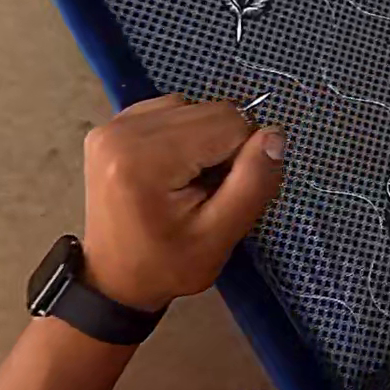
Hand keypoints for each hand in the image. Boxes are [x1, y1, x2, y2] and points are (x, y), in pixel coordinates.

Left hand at [79, 94, 284, 311]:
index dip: (243, 157)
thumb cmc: (170, 264)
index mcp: (146, 157)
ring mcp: (114, 124)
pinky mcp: (113, 124)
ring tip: (190, 181)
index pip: (231, 124)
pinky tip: (173, 168)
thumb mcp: (222, 234)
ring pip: (197, 108)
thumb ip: (254, 181)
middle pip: (213, 111)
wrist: (115, 280)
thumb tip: (276, 134)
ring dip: (207, 141)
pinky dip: (185, 135)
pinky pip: (173, 110)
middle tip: (207, 191)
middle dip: (225, 148)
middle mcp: (124, 129)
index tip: (222, 194)